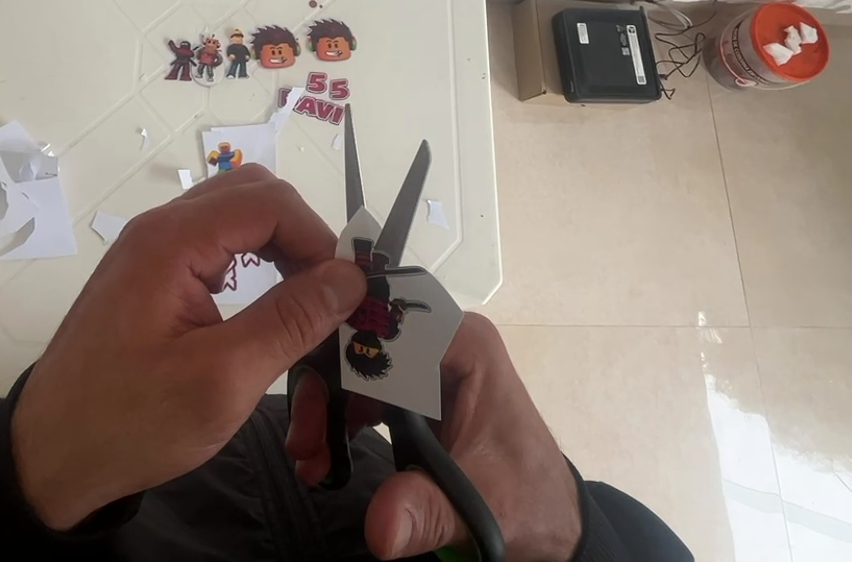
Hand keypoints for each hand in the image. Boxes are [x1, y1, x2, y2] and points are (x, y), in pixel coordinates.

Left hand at [11, 165, 365, 529]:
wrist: (48, 454)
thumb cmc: (129, 422)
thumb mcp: (222, 380)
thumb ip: (290, 320)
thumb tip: (347, 277)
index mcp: (173, 240)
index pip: (269, 201)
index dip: (317, 237)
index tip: (343, 291)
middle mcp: (161, 227)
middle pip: (253, 192)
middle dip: (300, 233)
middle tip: (325, 292)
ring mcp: (152, 245)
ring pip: (235, 210)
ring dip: (278, 243)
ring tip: (303, 298)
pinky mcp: (150, 268)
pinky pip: (214, 237)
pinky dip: (251, 255)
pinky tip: (264, 296)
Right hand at [287, 313, 582, 560]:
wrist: (549, 522)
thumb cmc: (529, 500)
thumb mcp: (480, 506)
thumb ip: (428, 509)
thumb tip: (378, 526)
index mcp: (464, 342)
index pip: (387, 324)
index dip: (344, 352)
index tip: (310, 398)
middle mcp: (442, 337)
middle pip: (365, 340)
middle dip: (327, 386)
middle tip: (301, 438)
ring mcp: (427, 359)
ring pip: (358, 361)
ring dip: (327, 403)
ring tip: (307, 452)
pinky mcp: (416, 384)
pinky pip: (365, 385)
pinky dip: (340, 415)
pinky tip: (324, 451)